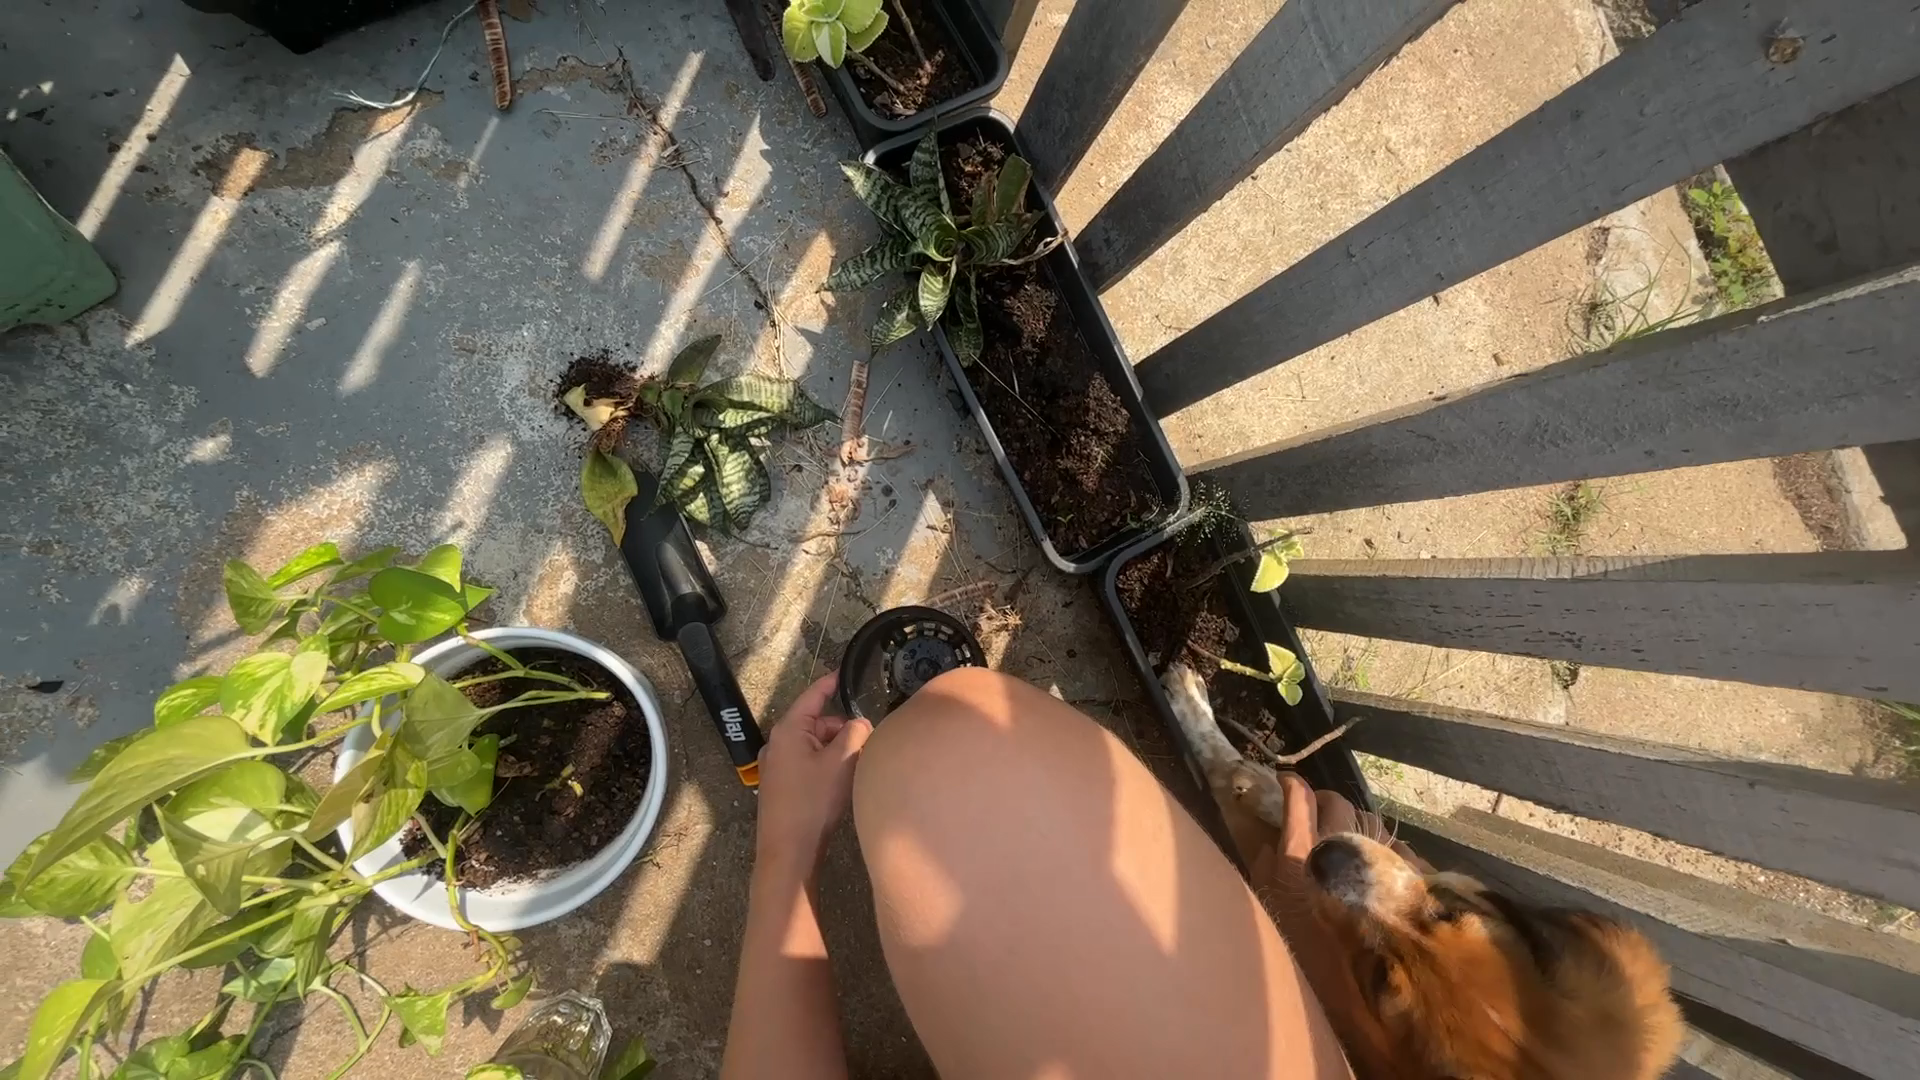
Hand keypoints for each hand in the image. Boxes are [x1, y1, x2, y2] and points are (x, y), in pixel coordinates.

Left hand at [754, 671, 871, 881]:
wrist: (789, 852)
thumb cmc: (813, 801)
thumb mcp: (842, 760)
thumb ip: (856, 732)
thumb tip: (860, 723)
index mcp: (788, 730)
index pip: (813, 695)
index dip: (831, 682)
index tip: (846, 672)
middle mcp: (777, 743)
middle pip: (816, 722)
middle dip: (842, 727)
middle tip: (867, 739)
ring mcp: (776, 766)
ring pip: (814, 744)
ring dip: (836, 748)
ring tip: (857, 763)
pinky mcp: (781, 786)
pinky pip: (808, 762)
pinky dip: (826, 763)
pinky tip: (841, 780)